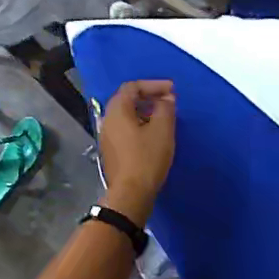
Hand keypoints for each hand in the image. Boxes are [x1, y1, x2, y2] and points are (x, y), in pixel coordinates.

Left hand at [98, 80, 176, 226]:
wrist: (131, 193)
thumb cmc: (147, 158)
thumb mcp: (162, 130)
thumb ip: (165, 108)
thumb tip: (166, 98)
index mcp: (117, 111)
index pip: (132, 87)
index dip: (153, 85)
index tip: (172, 90)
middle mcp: (107, 120)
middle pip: (126, 100)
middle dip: (148, 97)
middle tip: (168, 101)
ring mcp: (107, 137)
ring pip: (125, 116)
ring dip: (144, 112)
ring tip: (163, 118)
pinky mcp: (111, 151)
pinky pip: (124, 130)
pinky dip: (139, 125)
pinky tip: (152, 135)